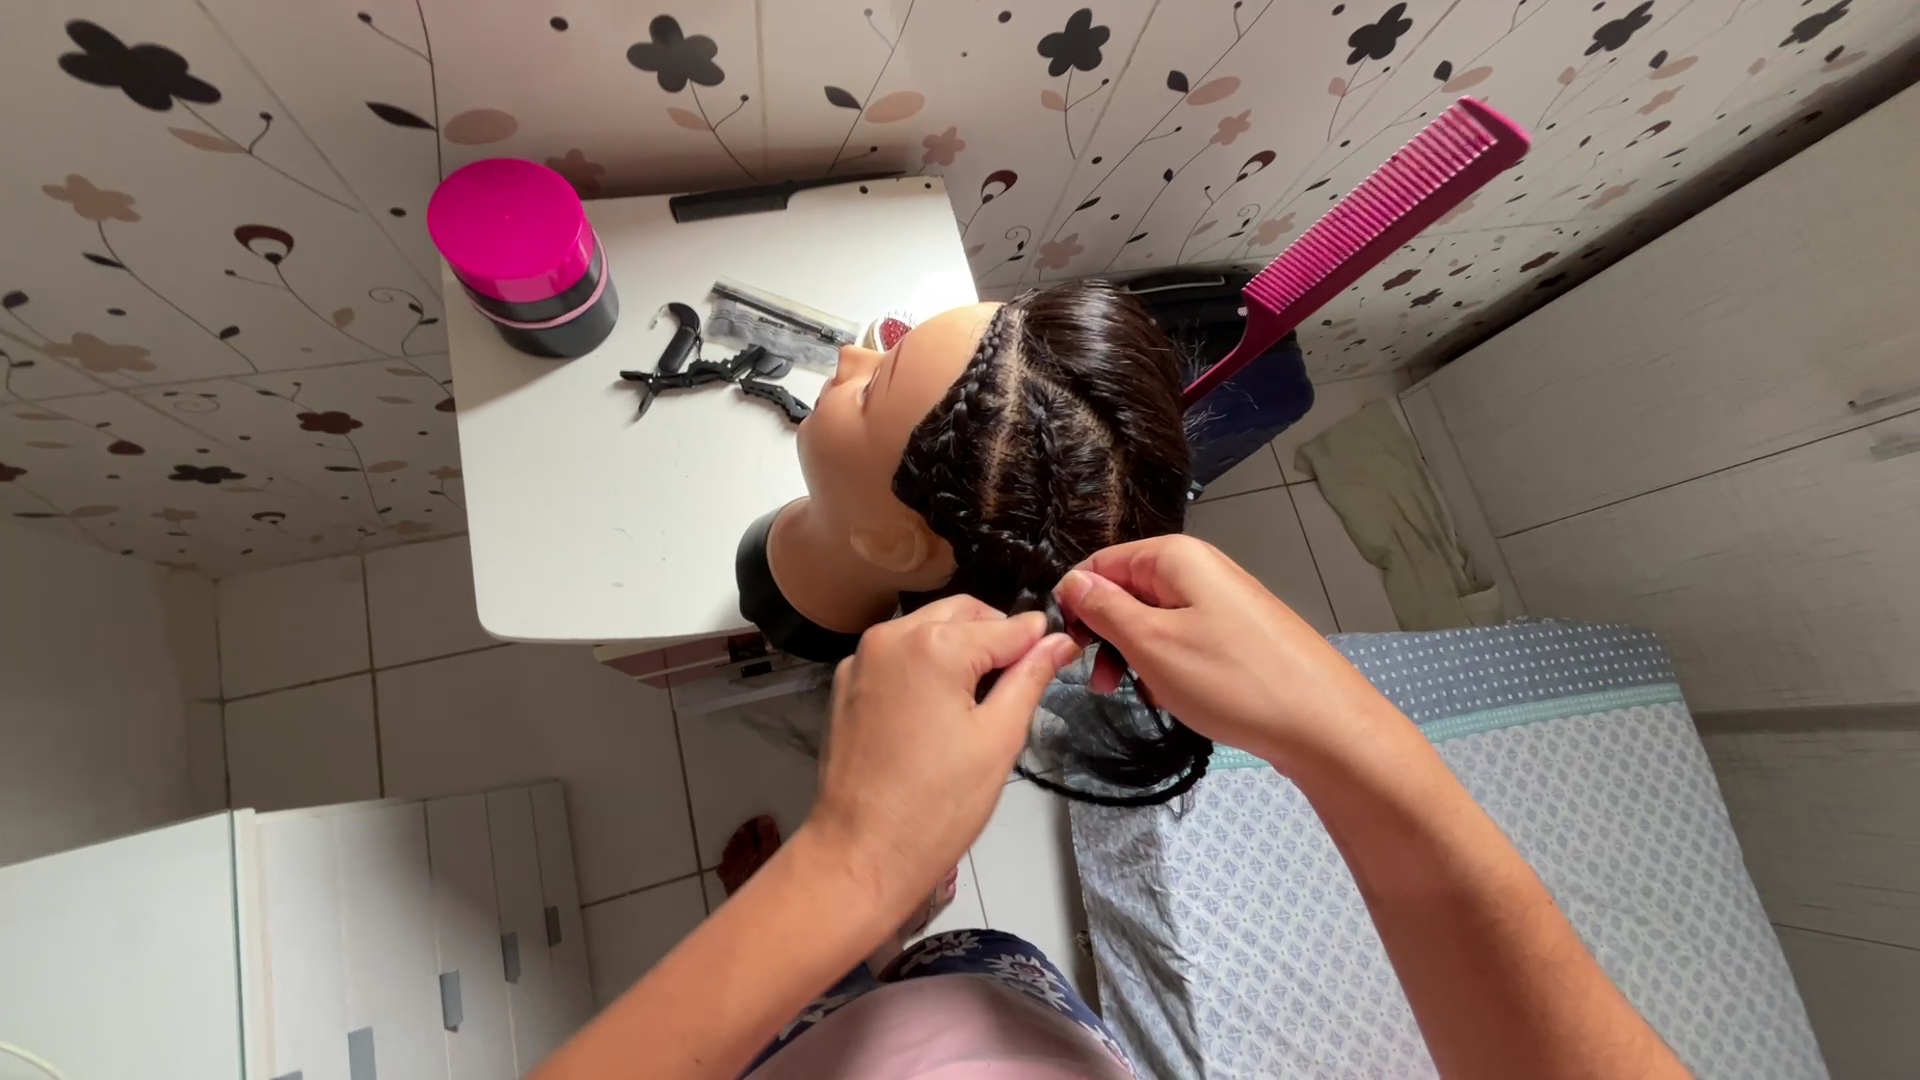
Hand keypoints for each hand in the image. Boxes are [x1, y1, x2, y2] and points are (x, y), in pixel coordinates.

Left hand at [805, 595, 1077, 924]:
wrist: (859, 854)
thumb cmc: (938, 804)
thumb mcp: (999, 738)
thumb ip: (1031, 677)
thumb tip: (1060, 641)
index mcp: (935, 644)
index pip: (1006, 627)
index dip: (1038, 640)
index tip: (1061, 651)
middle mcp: (893, 635)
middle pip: (962, 612)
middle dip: (996, 634)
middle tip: (1020, 676)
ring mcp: (862, 657)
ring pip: (927, 626)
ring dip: (959, 644)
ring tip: (980, 694)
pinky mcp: (845, 681)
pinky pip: (897, 652)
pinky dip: (924, 662)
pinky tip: (937, 705)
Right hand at [1056, 534, 1401, 772]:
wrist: (1325, 728)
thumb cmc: (1232, 680)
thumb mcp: (1151, 642)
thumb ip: (1104, 607)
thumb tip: (1072, 581)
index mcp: (1175, 557)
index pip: (1100, 563)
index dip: (1076, 601)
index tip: (1067, 644)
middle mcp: (1199, 569)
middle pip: (1127, 591)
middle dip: (1107, 634)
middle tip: (1101, 681)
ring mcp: (1222, 602)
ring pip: (1154, 619)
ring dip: (1135, 655)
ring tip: (1138, 692)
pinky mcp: (1237, 633)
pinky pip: (1184, 638)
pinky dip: (1167, 665)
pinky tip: (1173, 694)